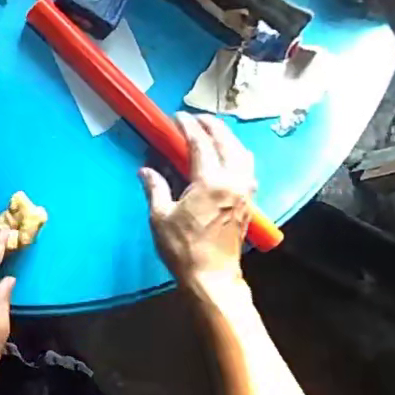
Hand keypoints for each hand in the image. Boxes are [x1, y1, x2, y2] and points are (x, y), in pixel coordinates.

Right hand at [140, 113, 256, 296]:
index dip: (188, 127)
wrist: (211, 276)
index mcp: (212, 182)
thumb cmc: (182, 248)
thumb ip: (155, 189)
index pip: (200, 144)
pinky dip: (236, 154)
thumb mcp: (160, 217)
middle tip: (195, 118)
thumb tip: (146, 171)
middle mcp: (234, 182)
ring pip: (242, 153)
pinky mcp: (248, 202)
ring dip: (227, 138)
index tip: (176, 117)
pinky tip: (225, 157)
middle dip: (211, 126)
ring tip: (212, 132)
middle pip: (227, 142)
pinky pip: (246, 168)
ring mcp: (245, 192)